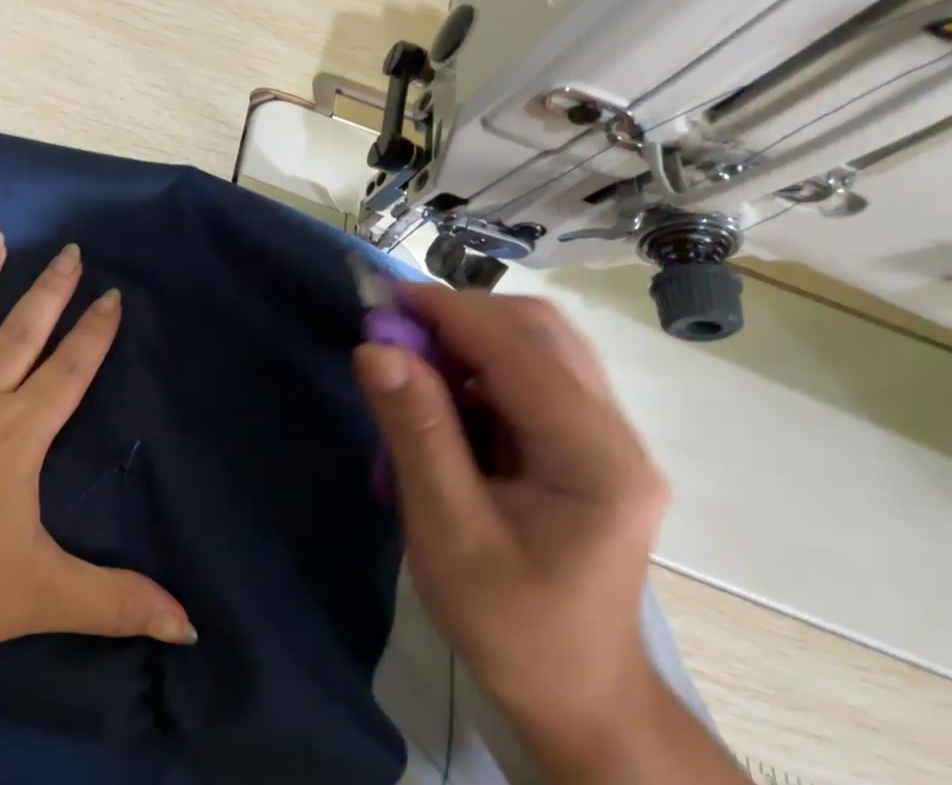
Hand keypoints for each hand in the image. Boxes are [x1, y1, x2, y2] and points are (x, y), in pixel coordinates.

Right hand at [352, 287, 669, 759]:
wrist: (573, 690)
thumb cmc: (507, 622)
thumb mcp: (446, 532)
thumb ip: (416, 434)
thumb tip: (375, 350)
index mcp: (596, 459)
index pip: (523, 352)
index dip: (450, 313)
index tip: (379, 302)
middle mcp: (616, 436)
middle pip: (543, 334)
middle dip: (461, 319)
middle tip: (389, 336)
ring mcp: (606, 440)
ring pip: (540, 350)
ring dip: (469, 341)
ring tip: (407, 366)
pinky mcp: (584, 449)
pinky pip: (532, 380)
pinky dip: (479, 371)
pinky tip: (439, 399)